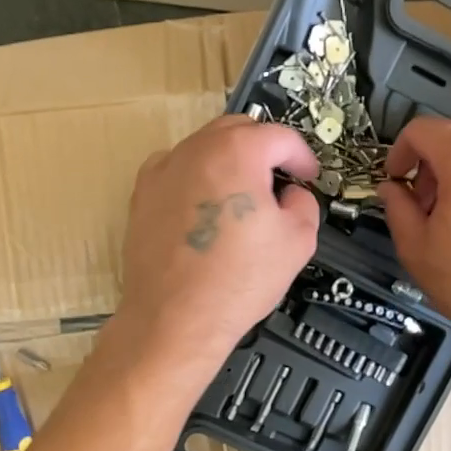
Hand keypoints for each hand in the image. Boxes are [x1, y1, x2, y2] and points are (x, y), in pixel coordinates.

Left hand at [116, 116, 320, 361]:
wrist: (175, 319)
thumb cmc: (237, 281)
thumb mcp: (297, 242)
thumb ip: (304, 205)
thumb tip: (293, 195)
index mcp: (237, 152)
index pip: (280, 137)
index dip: (302, 157)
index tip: (309, 177)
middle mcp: (195, 150)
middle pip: (238, 132)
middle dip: (264, 150)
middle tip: (279, 182)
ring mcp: (162, 171)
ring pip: (204, 150)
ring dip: (229, 163)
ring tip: (242, 199)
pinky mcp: (142, 196)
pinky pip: (176, 173)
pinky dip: (196, 180)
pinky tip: (205, 212)